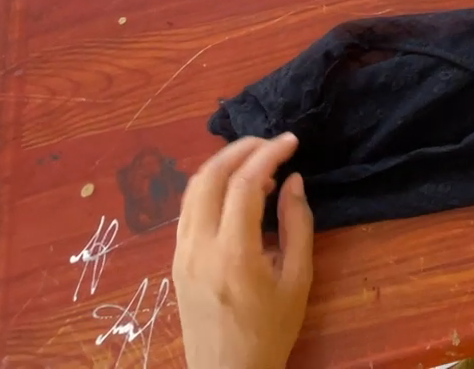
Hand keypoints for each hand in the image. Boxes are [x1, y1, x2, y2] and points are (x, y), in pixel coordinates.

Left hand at [173, 134, 313, 368]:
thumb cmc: (270, 332)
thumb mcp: (297, 279)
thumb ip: (297, 224)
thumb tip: (294, 179)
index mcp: (233, 254)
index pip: (245, 183)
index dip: (269, 153)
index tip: (292, 141)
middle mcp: (199, 247)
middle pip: (210, 176)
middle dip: (242, 148)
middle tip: (272, 144)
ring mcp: (181, 253)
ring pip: (193, 188)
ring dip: (224, 164)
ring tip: (257, 163)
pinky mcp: (175, 260)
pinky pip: (189, 207)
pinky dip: (212, 185)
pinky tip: (237, 190)